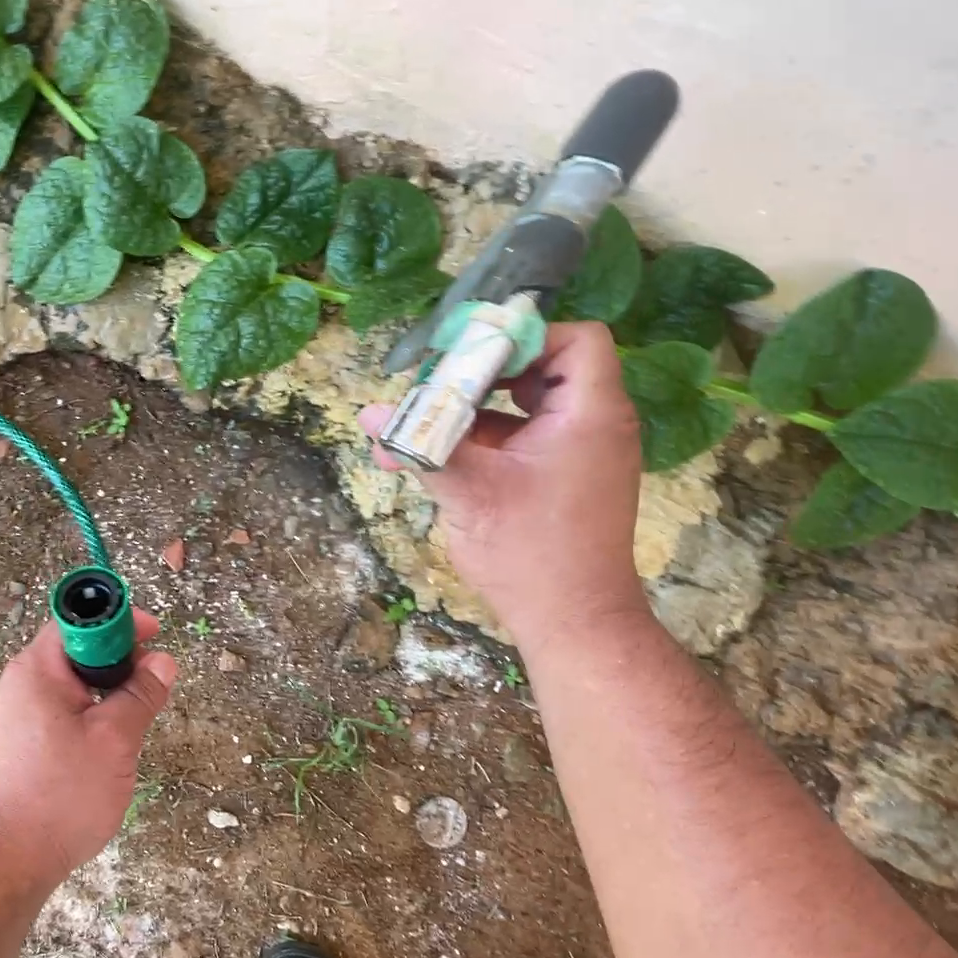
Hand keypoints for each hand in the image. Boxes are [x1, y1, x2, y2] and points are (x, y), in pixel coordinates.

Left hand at [0, 610, 177, 892]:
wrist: (7, 859)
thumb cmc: (62, 794)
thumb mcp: (115, 740)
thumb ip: (141, 695)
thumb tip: (163, 661)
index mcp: (37, 668)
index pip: (78, 619)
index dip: (119, 621)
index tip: (155, 636)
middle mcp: (20, 682)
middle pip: (75, 650)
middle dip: (117, 661)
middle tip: (149, 688)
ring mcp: (15, 714)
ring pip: (70, 684)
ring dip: (105, 693)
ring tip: (131, 723)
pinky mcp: (18, 742)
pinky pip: (59, 710)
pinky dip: (88, 715)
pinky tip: (105, 748)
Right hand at [358, 322, 647, 644]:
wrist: (570, 619)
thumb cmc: (530, 550)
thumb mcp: (468, 489)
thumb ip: (420, 444)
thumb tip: (369, 413)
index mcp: (588, 415)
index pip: (573, 341)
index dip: (521, 338)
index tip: (464, 357)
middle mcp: (588, 425)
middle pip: (535, 370)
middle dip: (474, 377)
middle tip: (426, 388)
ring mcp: (570, 453)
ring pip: (514, 409)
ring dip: (461, 415)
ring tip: (407, 431)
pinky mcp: (552, 477)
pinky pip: (511, 441)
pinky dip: (471, 443)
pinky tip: (420, 460)